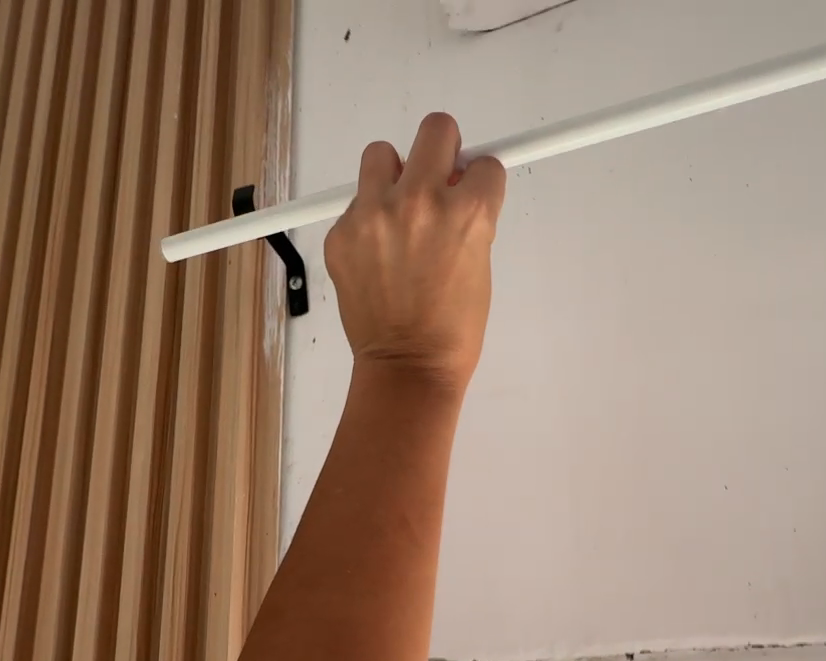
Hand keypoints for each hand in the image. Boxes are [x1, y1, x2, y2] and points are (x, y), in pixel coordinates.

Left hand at [324, 112, 506, 390]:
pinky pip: (354, 204)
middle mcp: (421, 202)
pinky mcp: (342, 234)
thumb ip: (469, 218)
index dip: (478, 182)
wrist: (408, 366)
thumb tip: (455, 185)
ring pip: (381, 154)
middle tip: (436, 184)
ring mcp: (375, 215)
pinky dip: (366, 222)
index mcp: (468, 212)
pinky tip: (376, 257)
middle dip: (441, 153)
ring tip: (396, 215)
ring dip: (393, 174)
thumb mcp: (480, 266)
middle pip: (435, 129)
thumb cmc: (452, 329)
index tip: (469, 197)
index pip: (483, 164)